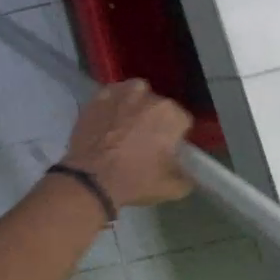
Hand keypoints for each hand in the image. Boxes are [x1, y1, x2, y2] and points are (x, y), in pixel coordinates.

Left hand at [62, 80, 194, 208]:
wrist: (91, 178)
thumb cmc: (136, 180)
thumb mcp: (174, 186)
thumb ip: (188, 174)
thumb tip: (188, 171)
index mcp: (170, 114)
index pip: (183, 120)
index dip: (177, 134)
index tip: (169, 146)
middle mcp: (147, 96)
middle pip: (158, 105)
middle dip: (156, 118)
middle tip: (146, 137)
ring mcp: (120, 93)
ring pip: (136, 93)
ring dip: (136, 104)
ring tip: (128, 123)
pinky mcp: (97, 97)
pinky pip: (112, 95)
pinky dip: (114, 103)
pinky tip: (110, 117)